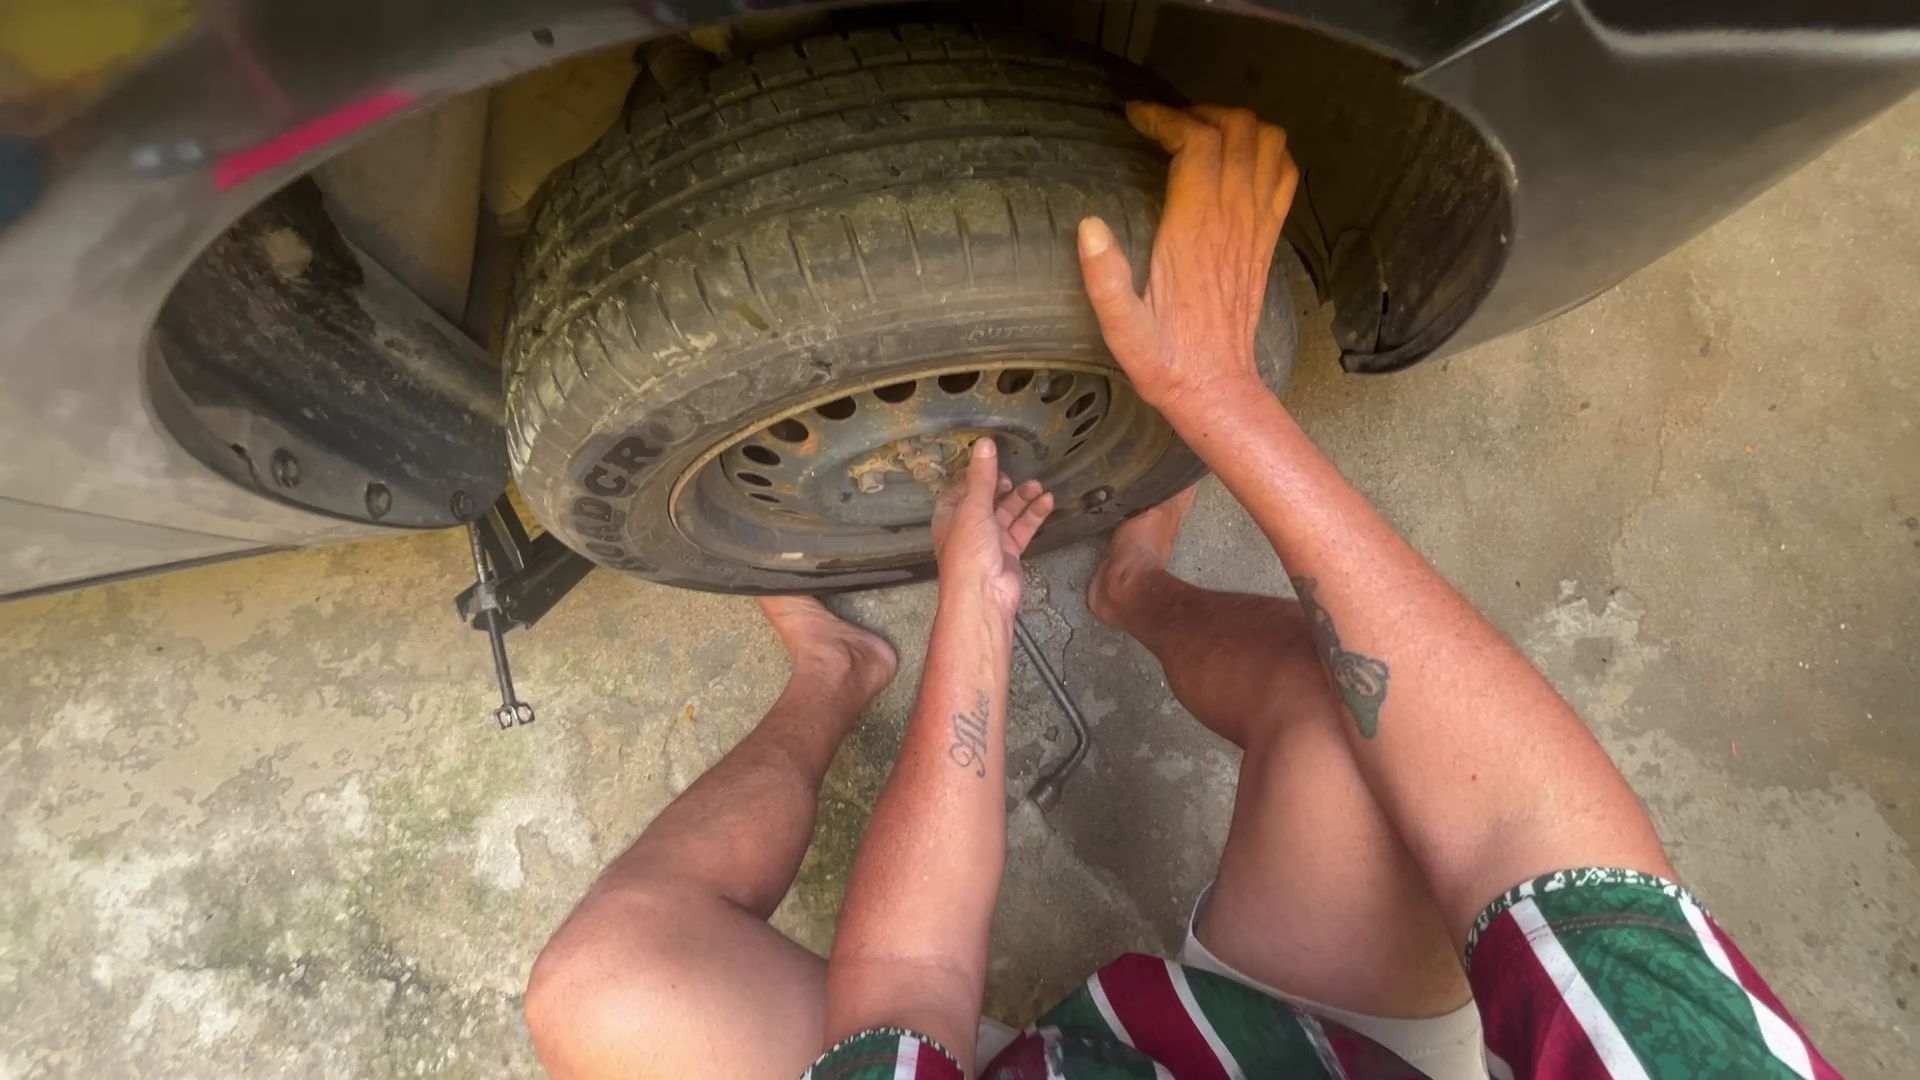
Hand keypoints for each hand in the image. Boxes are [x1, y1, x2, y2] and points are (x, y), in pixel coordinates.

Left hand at [930, 438, 1053, 618]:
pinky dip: (1034, 515)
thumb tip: (983, 443)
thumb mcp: (973, 508)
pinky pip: (1022, 528)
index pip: (960, 487)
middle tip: (1013, 477)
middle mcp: (968, 526)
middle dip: (1002, 485)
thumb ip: (981, 476)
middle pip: (987, 498)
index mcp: (950, 515)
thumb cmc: (969, 553)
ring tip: (1038, 484)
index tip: (991, 460)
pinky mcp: (1009, 551)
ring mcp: (989, 539)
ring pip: (1008, 512)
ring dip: (1022, 498)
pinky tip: (1047, 501)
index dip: (975, 474)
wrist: (984, 596)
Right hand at [1077, 103, 1298, 415]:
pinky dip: (1268, 151)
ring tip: (1200, 132)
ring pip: (1266, 143)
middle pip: (1235, 131)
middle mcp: (1232, 221)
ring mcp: (1256, 228)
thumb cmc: (1166, 360)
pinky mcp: (1265, 241)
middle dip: (1198, 113)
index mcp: (1194, 232)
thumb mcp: (1122, 330)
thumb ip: (1105, 281)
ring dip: (1236, 124)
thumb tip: (1089, 227)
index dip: (1165, 119)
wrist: (1214, 388)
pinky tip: (1242, 159)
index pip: (1195, 144)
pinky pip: (1284, 175)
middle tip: (1164, 124)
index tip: (1137, 119)